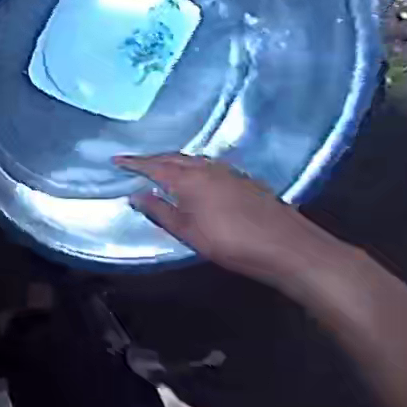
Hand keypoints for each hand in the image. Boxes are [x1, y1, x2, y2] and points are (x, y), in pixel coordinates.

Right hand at [118, 153, 360, 287]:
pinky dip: (195, 166)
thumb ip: (159, 211)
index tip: (116, 160)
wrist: (290, 248)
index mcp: (188, 179)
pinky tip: (197, 177)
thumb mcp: (187, 232)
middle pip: (174, 158)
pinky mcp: (247, 181)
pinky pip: (211, 166)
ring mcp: (230, 173)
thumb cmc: (231, 243)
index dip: (134, 163)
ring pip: (194, 160)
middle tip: (136, 163)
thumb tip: (136, 195)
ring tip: (163, 167)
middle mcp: (208, 169)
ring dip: (175, 160)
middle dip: (153, 158)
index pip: (153, 166)